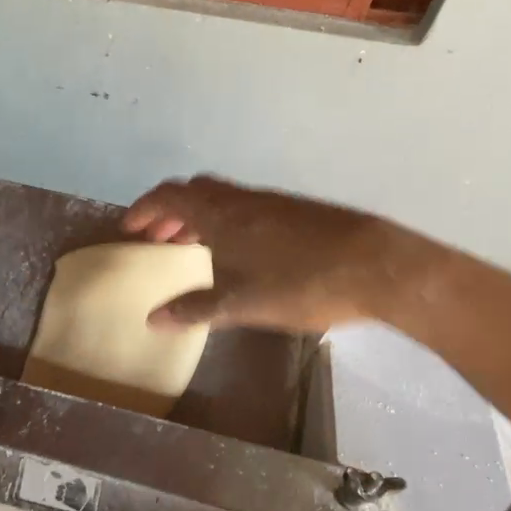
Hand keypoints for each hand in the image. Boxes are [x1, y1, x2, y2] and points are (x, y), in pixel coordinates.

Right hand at [122, 176, 443, 332]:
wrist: (380, 268)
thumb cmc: (300, 283)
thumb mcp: (240, 304)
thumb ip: (194, 310)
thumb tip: (153, 319)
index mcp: (220, 213)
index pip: (169, 196)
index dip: (144, 209)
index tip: (129, 229)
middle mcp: (243, 200)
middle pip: (194, 192)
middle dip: (170, 213)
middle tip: (159, 240)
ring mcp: (274, 203)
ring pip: (223, 200)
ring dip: (200, 218)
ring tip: (195, 249)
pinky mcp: (299, 213)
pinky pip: (247, 208)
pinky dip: (227, 223)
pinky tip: (241, 254)